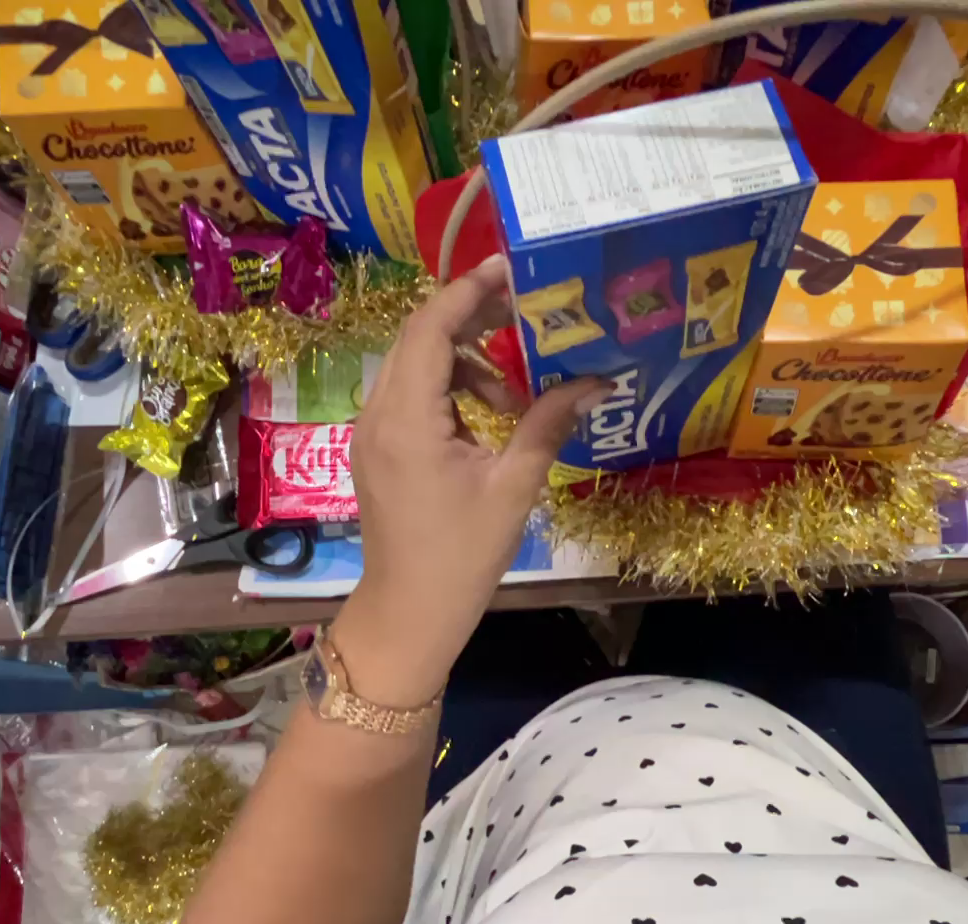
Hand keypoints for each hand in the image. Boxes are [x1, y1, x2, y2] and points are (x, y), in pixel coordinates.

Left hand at [329, 255, 608, 704]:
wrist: (410, 612)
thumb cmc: (463, 555)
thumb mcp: (513, 487)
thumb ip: (548, 423)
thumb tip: (596, 381)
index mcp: (408, 418)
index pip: (430, 328)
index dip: (468, 291)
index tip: (509, 268)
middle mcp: (378, 413)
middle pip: (417, 338)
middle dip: (469, 318)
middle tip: (524, 313)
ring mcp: (371, 432)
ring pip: (413, 367)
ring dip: (463, 363)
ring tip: (513, 395)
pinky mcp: (376, 450)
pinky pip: (409, 397)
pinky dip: (447, 393)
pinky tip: (484, 420)